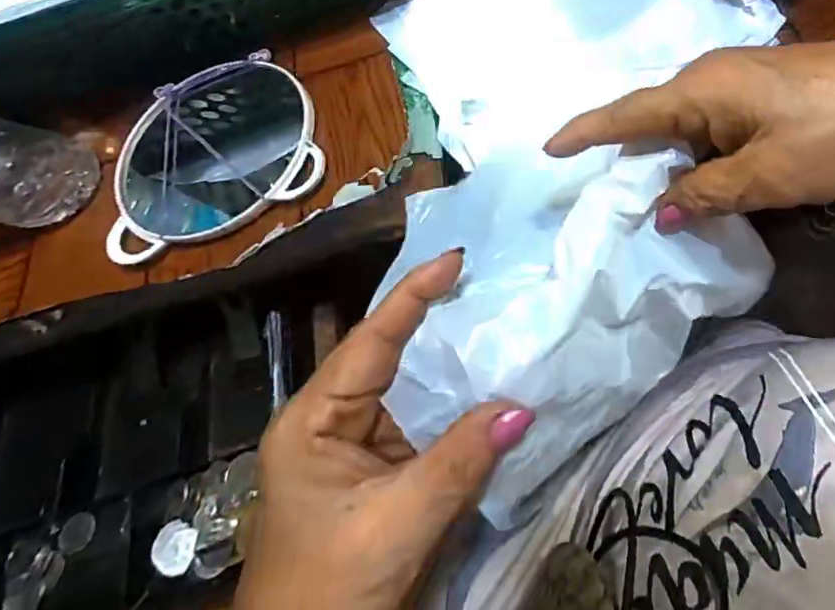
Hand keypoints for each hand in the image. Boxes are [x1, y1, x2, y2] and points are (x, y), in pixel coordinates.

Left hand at [236, 250, 534, 609]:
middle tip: (474, 277)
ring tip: (479, 311)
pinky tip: (469, 379)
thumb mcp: (399, 525)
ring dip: (436, 354)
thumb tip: (522, 407)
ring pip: (397, 383)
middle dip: (425, 313)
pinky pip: (408, 417)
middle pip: (380, 352)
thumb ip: (460, 463)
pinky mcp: (363, 464)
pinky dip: (440, 399)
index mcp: (312, 417)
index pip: (370, 339)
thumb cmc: (330, 591)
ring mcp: (343, 440)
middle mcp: (324, 416)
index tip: (455, 258)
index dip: (414, 295)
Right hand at [544, 39, 834, 227]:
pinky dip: (704, 153)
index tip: (549, 150)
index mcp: (702, 89)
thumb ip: (709, 193)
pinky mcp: (768, 88)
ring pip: (688, 124)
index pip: (627, 113)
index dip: (586, 132)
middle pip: (654, 119)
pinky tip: (714, 179)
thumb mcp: (772, 176)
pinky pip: (715, 122)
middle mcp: (711, 75)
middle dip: (632, 157)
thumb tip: (662, 210)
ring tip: (667, 199)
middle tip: (614, 199)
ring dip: (674, 161)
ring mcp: (742, 78)